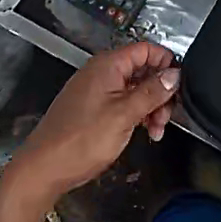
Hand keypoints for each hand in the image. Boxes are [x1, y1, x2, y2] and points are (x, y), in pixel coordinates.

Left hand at [5, 42, 179, 204]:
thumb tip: (174, 75)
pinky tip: (144, 131)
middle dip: (160, 91)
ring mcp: (96, 91)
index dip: (166, 63)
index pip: (146, 49)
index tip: (178, 83)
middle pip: (143, 70)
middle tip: (166, 113)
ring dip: (151, 107)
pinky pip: (123, 102)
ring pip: (135, 89)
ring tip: (156, 129)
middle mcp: (101, 74)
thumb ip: (153, 91)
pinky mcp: (93, 108)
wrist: (42, 171)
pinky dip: (137, 114)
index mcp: (107, 67)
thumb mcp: (125, 114)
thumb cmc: (79, 142)